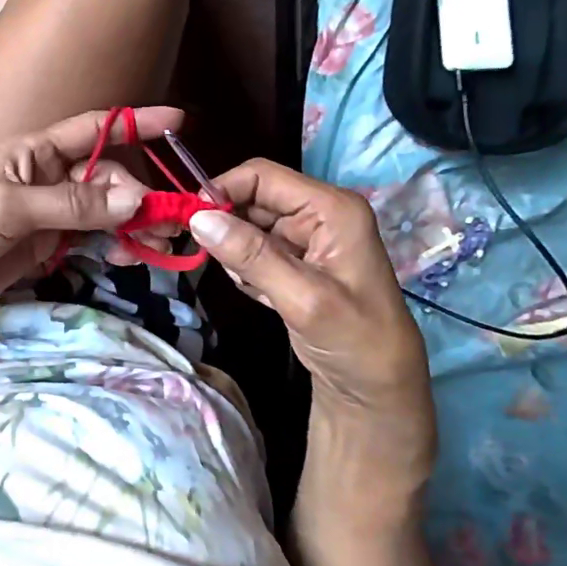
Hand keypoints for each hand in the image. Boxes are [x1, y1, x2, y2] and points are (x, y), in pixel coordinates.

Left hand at [0, 107, 185, 326]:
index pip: (91, 129)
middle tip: (164, 219)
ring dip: (133, 221)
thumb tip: (136, 199)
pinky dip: (115, 244)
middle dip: (137, 193)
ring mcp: (49, 214)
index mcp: (33, 152)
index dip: (134, 124)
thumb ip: (72, 204)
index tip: (178, 122)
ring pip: (104, 209)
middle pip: (106, 176)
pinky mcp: (48, 246)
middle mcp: (46, 177)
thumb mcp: (10, 208)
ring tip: (158, 241)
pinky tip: (128, 255)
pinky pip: (92, 238)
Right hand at [188, 160, 433, 486]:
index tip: (192, 220)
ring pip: (247, 225)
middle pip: (252, 198)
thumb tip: (199, 218)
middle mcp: (319, 214)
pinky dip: (245, 270)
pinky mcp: (293, 261)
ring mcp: (306, 238)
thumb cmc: (354, 340)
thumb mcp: (303, 298)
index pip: (263, 176)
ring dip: (237, 254)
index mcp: (332, 208)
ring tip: (256, 288)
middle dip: (228, 226)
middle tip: (221, 263)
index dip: (224, 189)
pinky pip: (251, 250)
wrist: (374, 389)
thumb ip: (251, 255)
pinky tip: (263, 296)